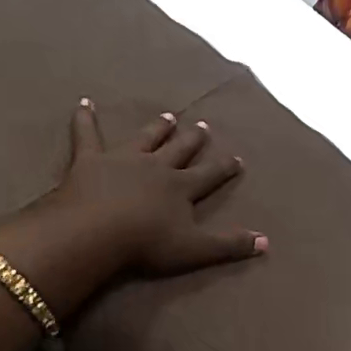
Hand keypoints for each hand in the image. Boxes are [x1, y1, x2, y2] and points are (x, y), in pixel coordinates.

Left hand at [40, 100, 265, 277]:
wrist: (96, 231)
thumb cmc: (146, 243)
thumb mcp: (194, 249)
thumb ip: (229, 244)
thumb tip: (266, 241)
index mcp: (180, 187)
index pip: (208, 175)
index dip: (223, 168)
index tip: (236, 158)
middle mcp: (156, 166)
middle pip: (179, 150)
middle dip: (192, 140)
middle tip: (203, 127)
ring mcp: (123, 159)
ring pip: (145, 138)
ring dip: (157, 128)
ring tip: (168, 117)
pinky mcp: (90, 160)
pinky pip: (87, 133)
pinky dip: (84, 118)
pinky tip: (84, 102)